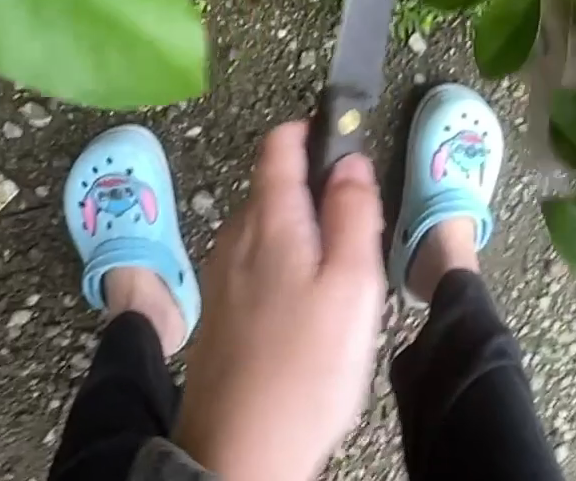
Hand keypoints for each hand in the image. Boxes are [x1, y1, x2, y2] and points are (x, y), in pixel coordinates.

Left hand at [174, 122, 385, 480]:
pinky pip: (255, 258)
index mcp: (270, 218)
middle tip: (357, 227)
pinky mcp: (218, 308)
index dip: (312, 128)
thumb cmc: (307, 366)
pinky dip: (284, 259)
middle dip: (316, 187)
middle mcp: (236, 234)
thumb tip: (351, 159)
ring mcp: (221, 272)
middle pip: (275, 183)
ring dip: (302, 227)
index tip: (343, 138)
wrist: (237, 454)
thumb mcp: (352, 283)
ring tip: (338, 274)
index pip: (280, 143)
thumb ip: (353, 211)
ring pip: (266, 223)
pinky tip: (305, 306)